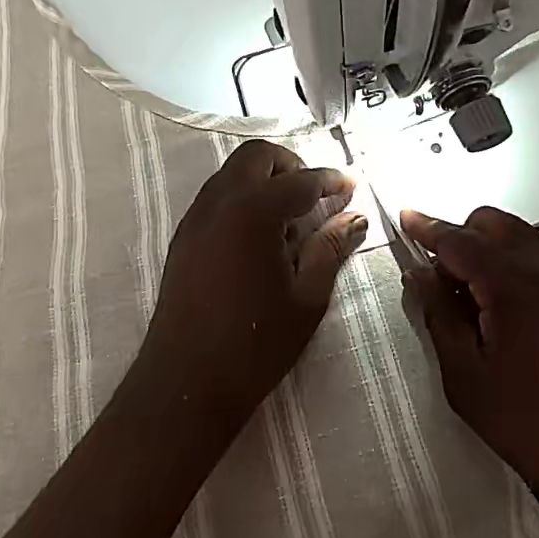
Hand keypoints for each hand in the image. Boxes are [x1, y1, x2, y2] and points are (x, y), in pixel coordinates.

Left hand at [138, 139, 367, 421]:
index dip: (331, 180)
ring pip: (232, 173)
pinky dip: (242, 197)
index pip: (300, 181)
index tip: (352, 186)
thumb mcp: (307, 298)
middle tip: (316, 195)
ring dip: (263, 180)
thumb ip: (331, 249)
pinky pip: (216, 196)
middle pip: (256, 157)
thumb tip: (355, 217)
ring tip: (289, 219)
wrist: (186, 381)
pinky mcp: (183, 235)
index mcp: (253, 212)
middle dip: (291, 165)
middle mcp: (219, 202)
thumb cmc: (255, 345)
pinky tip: (259, 236)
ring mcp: (195, 217)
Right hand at [400, 207, 538, 503]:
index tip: (407, 219)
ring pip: (520, 237)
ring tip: (471, 300)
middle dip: (459, 236)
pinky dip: (515, 265)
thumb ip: (440, 318)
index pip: (459, 239)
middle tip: (437, 275)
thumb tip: (422, 278)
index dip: (427, 228)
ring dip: (488, 251)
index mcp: (517, 286)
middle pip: (493, 224)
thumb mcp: (470, 381)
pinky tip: (506, 311)